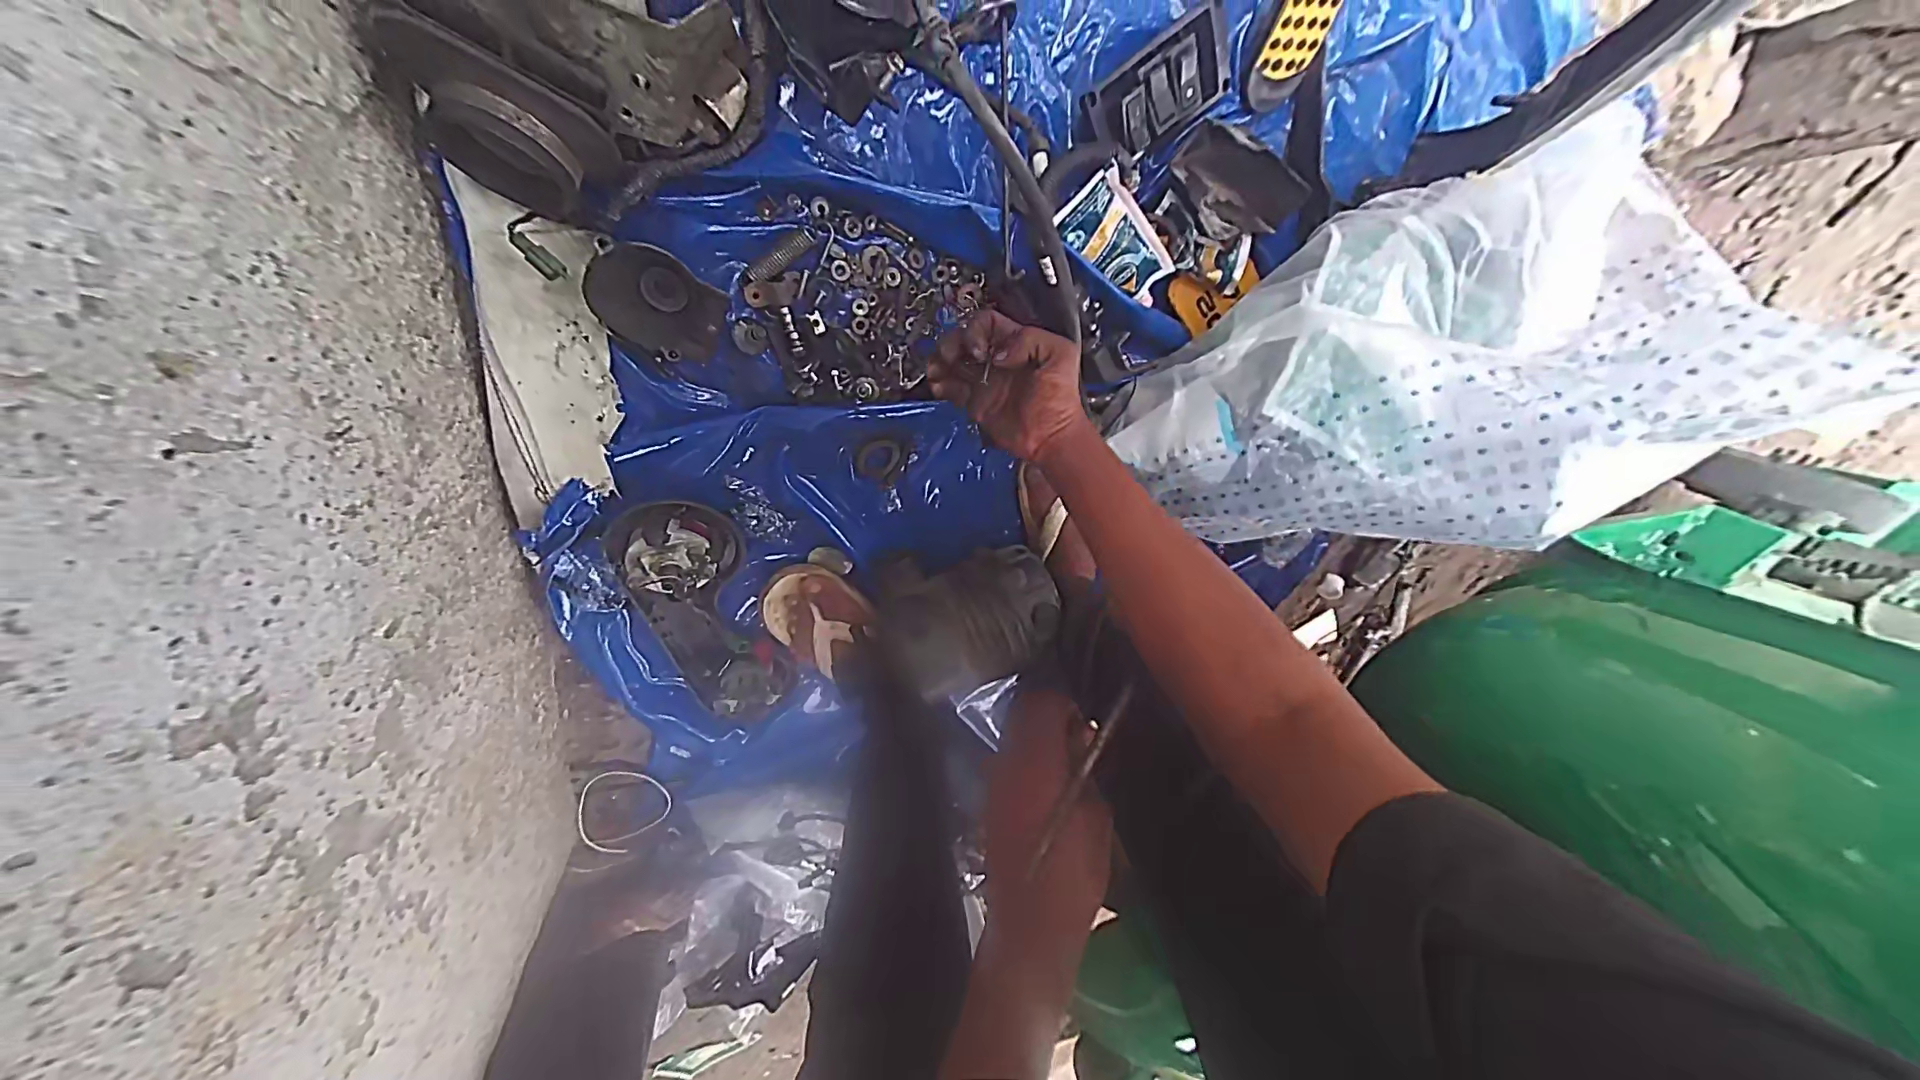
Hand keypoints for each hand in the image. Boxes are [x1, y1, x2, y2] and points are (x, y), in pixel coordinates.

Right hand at [929, 310, 1091, 463]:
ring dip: (940, 360)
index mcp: (1014, 344)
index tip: (980, 350)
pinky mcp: (975, 403)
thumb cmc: (1061, 400)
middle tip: (952, 356)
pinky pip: (951, 388)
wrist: (1050, 437)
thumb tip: (1000, 353)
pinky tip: (940, 385)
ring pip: (953, 361)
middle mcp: (996, 360)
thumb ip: (1031, 340)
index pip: (986, 323)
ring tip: (938, 369)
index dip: (976, 331)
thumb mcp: (1061, 355)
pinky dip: (940, 384)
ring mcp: (984, 381)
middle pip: (963, 339)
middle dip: (952, 343)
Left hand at [983, 687, 1112, 946]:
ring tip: (1068, 765)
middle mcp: (1006, 763)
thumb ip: (1088, 773)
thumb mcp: (1098, 819)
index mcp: (1037, 764)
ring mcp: (993, 781)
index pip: (1041, 704)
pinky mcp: (989, 800)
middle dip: (1050, 717)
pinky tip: (1050, 787)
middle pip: (1021, 713)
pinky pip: (1009, 762)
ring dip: (1039, 739)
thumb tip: (1083, 744)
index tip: (1085, 721)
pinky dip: (1029, 761)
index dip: (1065, 704)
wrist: (1029, 926)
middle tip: (1079, 740)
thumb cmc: (1072, 876)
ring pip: (1013, 736)